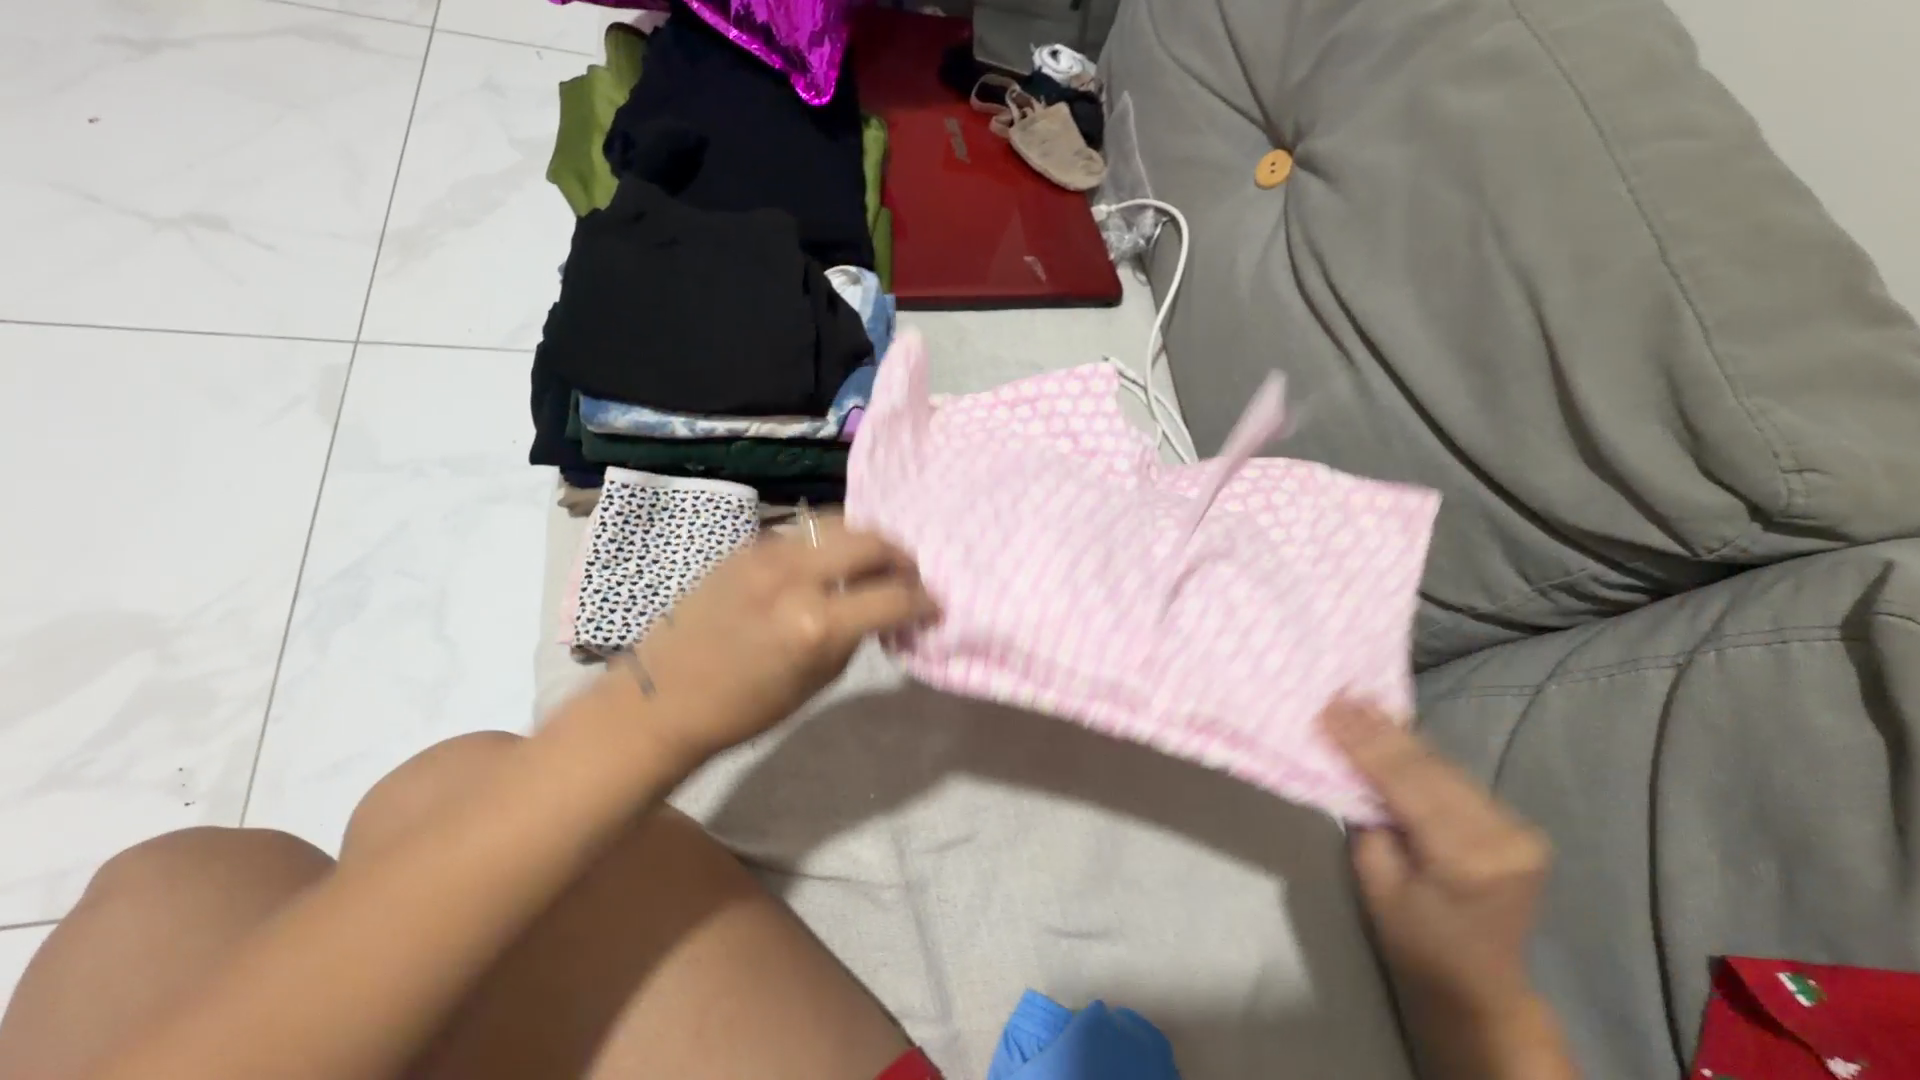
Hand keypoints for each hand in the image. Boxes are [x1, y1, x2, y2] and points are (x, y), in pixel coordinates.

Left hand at [615, 516, 937, 764]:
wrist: (663, 696)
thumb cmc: (745, 708)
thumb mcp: (817, 681)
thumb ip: (854, 636)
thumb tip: (882, 610)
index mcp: (815, 623)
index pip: (893, 597)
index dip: (924, 602)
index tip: (934, 607)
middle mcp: (794, 575)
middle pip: (870, 541)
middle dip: (900, 558)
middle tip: (908, 577)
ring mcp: (766, 553)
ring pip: (836, 524)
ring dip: (864, 543)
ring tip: (872, 565)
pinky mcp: (744, 546)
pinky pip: (801, 533)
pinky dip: (826, 545)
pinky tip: (826, 565)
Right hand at [1322, 699, 1550, 1019]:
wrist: (1481, 985)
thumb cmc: (1416, 943)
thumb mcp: (1377, 886)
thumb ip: (1371, 824)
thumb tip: (1354, 767)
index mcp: (1468, 860)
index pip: (1409, 784)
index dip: (1367, 743)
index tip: (1332, 708)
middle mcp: (1504, 836)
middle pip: (1431, 768)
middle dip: (1381, 731)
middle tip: (1341, 694)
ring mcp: (1518, 829)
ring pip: (1445, 768)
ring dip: (1400, 737)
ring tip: (1360, 702)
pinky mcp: (1517, 825)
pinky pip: (1457, 779)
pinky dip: (1420, 756)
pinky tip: (1392, 730)